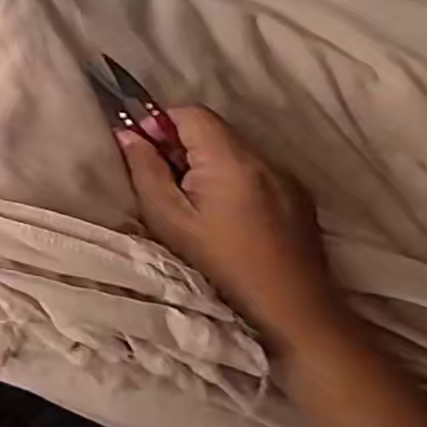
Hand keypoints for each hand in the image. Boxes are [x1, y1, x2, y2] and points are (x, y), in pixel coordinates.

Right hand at [117, 105, 343, 347]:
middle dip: (179, 142)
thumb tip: (127, 133)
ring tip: (191, 196)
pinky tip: (222, 210)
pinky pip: (254, 168)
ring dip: (204, 159)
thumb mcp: (167, 216)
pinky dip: (229, 175)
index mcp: (232, 161)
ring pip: (233, 148)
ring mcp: (288, 179)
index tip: (144, 149)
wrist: (295, 312)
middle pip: (213, 128)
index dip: (161, 122)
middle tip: (161, 175)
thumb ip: (144, 168)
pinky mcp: (299, 197)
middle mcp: (266, 161)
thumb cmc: (220, 262)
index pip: (192, 113)